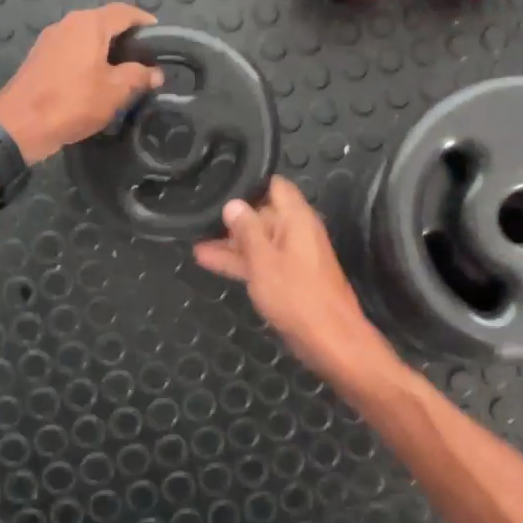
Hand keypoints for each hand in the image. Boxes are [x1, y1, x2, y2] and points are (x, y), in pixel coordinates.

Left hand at [0, 4, 164, 162]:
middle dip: (125, 36)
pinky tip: (96, 77)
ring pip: (86, 36)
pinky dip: (88, 57)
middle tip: (145, 56)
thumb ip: (138, 76)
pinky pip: (72, 49)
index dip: (144, 21)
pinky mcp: (40, 58)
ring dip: (106, 48)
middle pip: (103, 21)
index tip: (160, 35)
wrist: (21, 124)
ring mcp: (50, 40)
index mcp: (89, 24)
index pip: (124, 12)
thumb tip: (155, 73)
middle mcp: (68, 23)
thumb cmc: (73, 102)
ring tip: (124, 69)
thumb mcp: (115, 91)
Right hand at [194, 177, 394, 377]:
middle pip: (263, 214)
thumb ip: (246, 229)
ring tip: (194, 239)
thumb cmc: (295, 294)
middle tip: (199, 214)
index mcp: (297, 219)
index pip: (275, 186)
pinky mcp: (288, 279)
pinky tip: (207, 260)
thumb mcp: (263, 259)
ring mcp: (292, 256)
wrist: (328, 338)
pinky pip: (261, 262)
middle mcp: (296, 232)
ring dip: (230, 242)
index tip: (222, 183)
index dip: (250, 183)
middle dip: (234, 215)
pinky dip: (239, 261)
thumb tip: (233, 203)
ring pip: (258, 241)